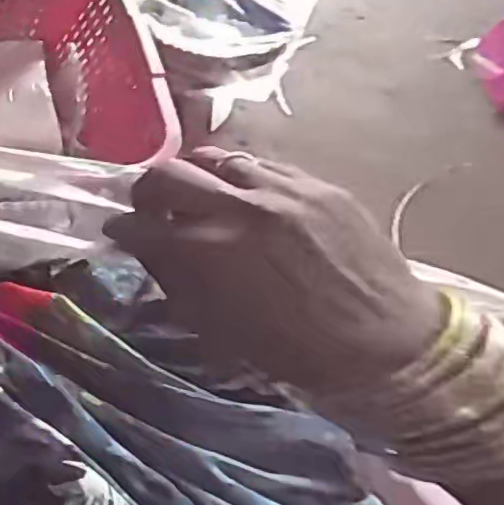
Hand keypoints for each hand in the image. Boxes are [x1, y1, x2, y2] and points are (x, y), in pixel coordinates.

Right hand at [101, 147, 443, 392]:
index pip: (139, 224)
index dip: (121, 228)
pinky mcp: (319, 187)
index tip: (118, 232)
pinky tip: (241, 199)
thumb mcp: (207, 320)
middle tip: (149, 207)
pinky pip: (261, 166)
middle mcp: (240, 208)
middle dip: (147, 190)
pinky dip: (237, 179)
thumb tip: (147, 247)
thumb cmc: (285, 346)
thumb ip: (171, 275)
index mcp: (206, 249)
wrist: (385, 344)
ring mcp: (283, 191)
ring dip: (193, 177)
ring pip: (215, 158)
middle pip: (168, 173)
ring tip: (196, 197)